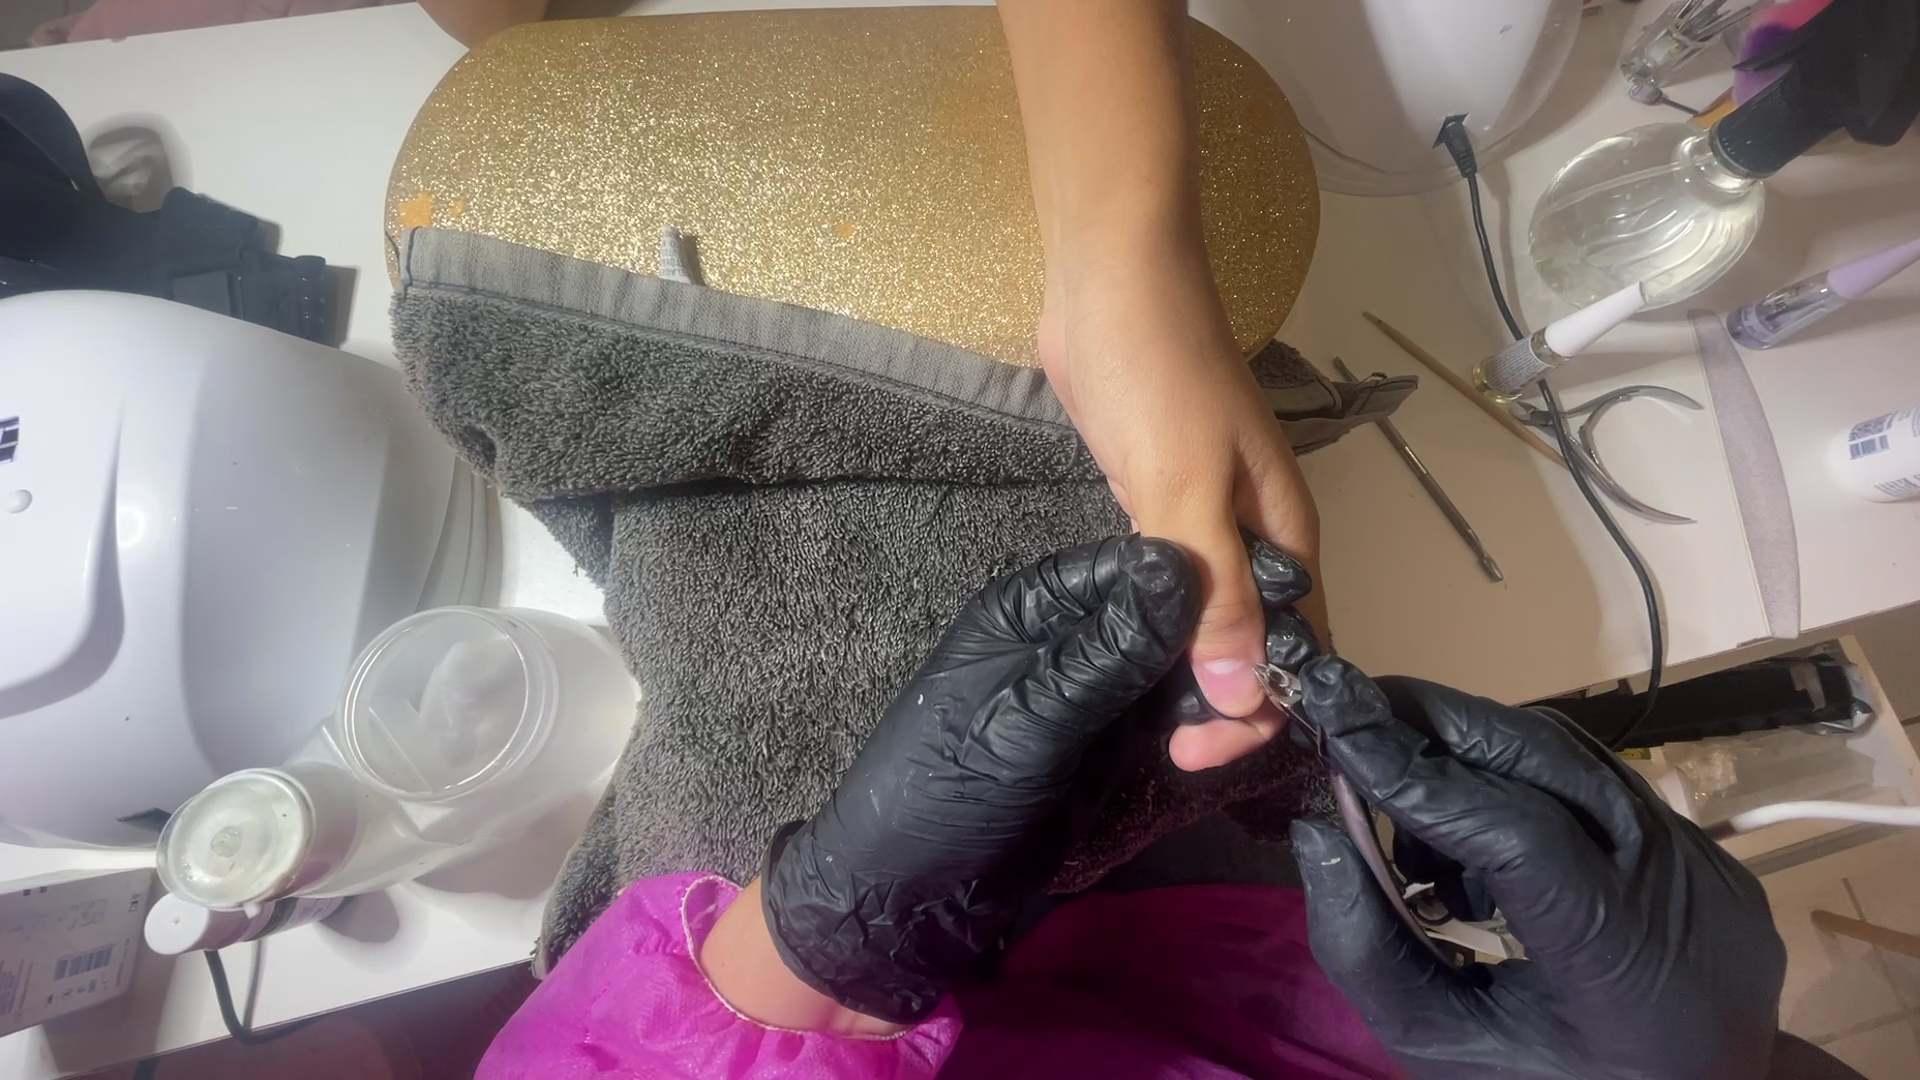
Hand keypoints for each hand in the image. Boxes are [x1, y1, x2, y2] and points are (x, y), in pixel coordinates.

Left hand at [760, 535, 1199, 1022]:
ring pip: (1180, 665)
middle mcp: (1073, 630)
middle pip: (1168, 614)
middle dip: (1215, 649)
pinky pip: (1173, 710)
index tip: (1259, 617)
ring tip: (1219, 741)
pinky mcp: (1114, 730)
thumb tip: (1182, 567)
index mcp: (1037, 603)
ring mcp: (1097, 682)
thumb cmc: (955, 784)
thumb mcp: (1033, 716)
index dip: (1197, 583)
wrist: (922, 885)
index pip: (1133, 567)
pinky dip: (1200, 725)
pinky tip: (1209, 751)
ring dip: (1214, 695)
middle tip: (1245, 702)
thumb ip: (1109, 651)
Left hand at [998, 0, 1321, 767]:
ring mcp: (1202, 518)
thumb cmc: (1157, 378)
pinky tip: (1124, 647)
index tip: (1193, 749)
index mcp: (1282, 538)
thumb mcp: (1187, 488)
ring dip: (1187, 664)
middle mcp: (1253, 536)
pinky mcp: (1155, 501)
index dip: (1259, 712)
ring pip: (1212, 612)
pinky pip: (1169, 580)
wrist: (1111, 287)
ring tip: (1140, 718)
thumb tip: (1248, 696)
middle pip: (1258, 640)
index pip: (1298, 652)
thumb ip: (1215, 590)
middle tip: (1158, 744)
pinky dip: (1156, 619)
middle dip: (1223, 700)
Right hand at [1289, 657, 1785, 1079]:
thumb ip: (1358, 940)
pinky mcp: (1692, 841)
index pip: (1518, 835)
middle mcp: (1687, 898)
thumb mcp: (1426, 1038)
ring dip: (1458, 735)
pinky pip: (1576, 770)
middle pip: (1546, 759)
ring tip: (1388, 761)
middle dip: (1430, 719)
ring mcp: (1701, 861)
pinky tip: (1453, 808)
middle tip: (1344, 703)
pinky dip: (1496, 764)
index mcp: (1629, 973)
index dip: (1416, 774)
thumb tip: (1314, 825)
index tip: (1332, 725)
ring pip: (1560, 748)